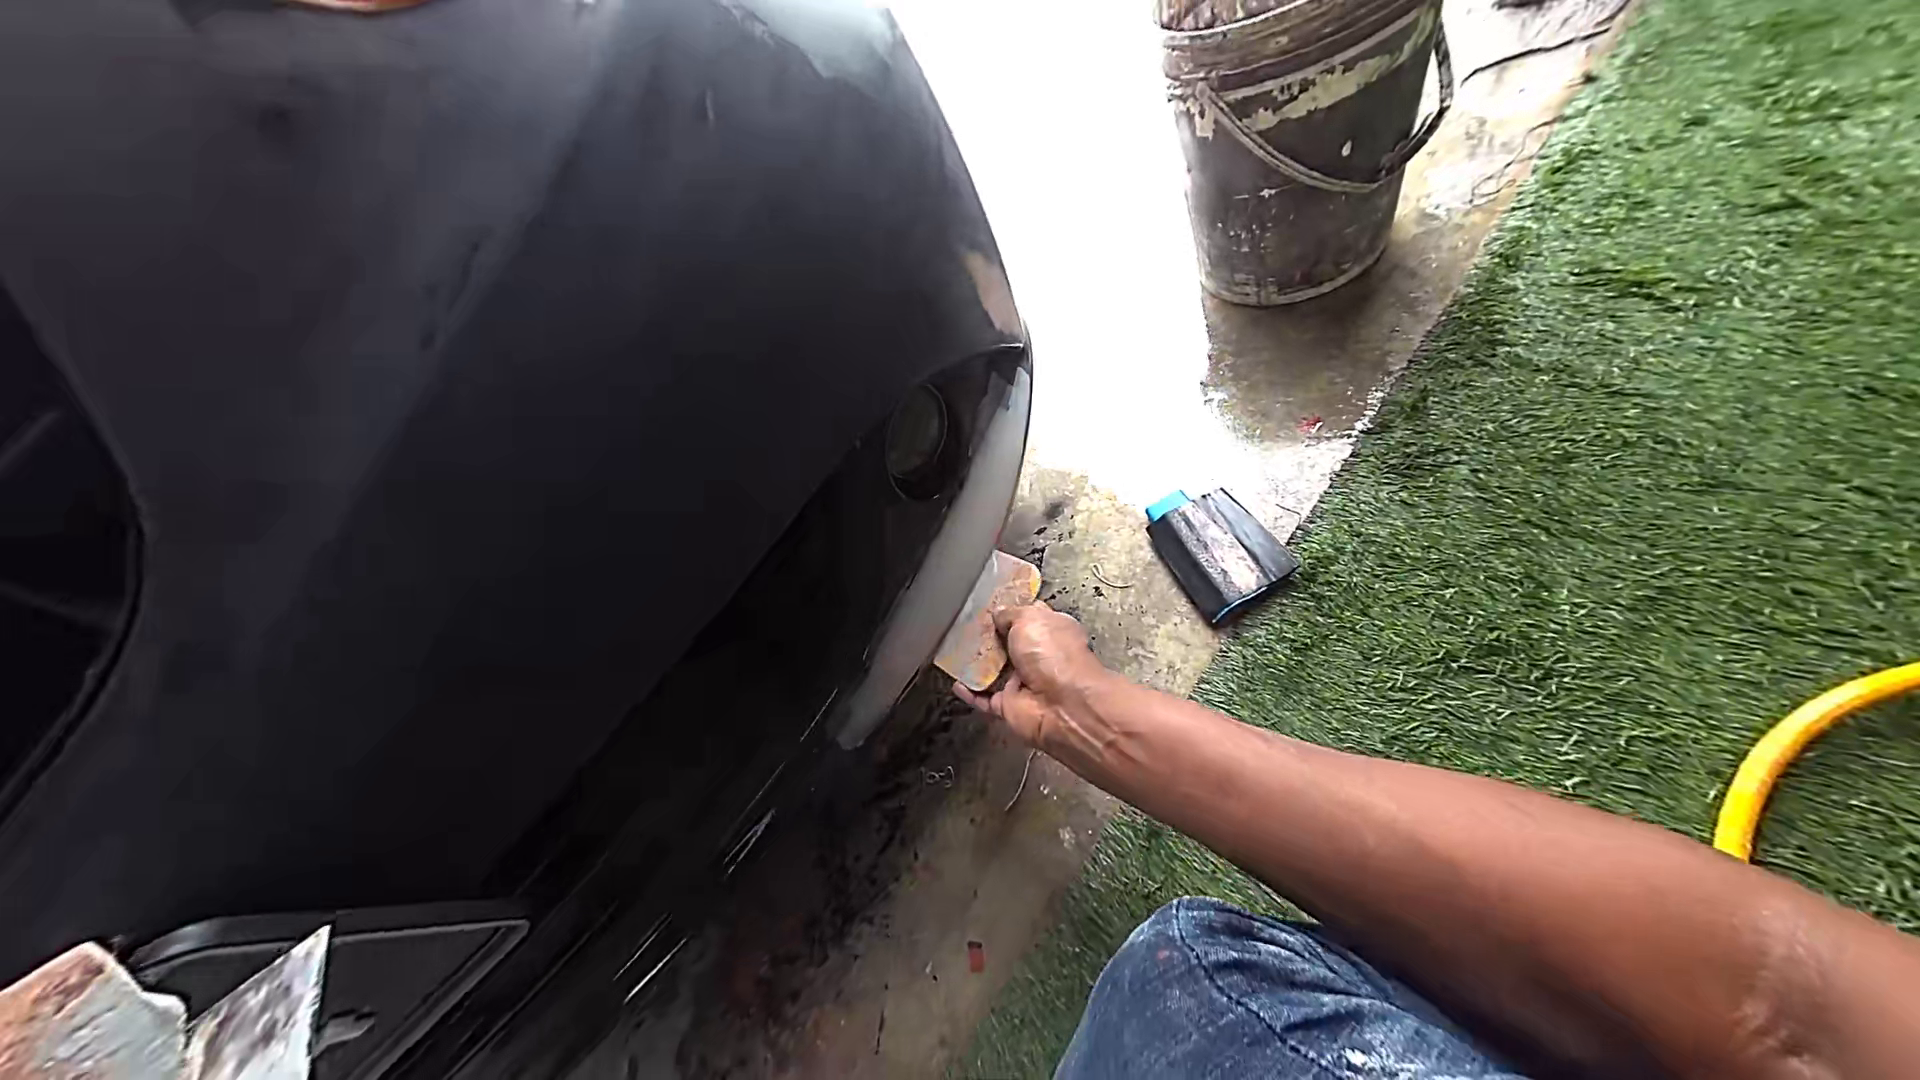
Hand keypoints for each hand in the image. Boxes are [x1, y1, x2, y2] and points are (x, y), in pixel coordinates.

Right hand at [952, 601, 1106, 747]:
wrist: (1065, 705)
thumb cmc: (1055, 656)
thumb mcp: (1029, 617)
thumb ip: (1009, 613)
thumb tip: (997, 613)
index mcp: (1051, 631)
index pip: (1028, 616)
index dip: (1010, 610)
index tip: (989, 605)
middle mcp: (1039, 657)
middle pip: (1007, 644)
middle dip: (987, 637)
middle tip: (964, 627)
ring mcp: (1025, 682)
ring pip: (993, 672)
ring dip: (975, 665)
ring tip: (953, 651)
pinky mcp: (1010, 706)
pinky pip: (984, 699)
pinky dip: (969, 693)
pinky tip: (957, 682)